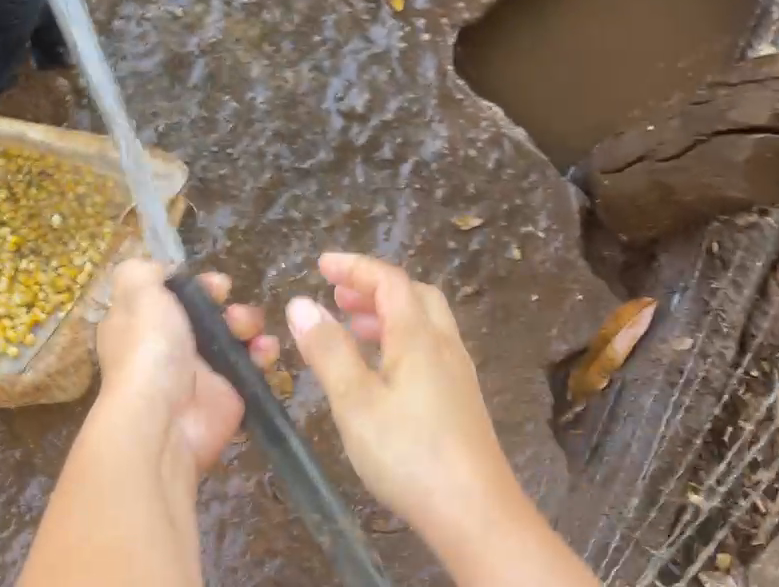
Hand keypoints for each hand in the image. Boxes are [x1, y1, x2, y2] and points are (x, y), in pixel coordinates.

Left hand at [94, 259, 279, 473]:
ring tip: (247, 331)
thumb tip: (163, 270)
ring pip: (234, 334)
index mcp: (144, 321)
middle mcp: (170, 344)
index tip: (215, 284)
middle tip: (231, 309)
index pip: (175, 293)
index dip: (197, 284)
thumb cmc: (149, 349)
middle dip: (227, 303)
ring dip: (249, 323)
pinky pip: (254, 365)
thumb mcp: (136, 293)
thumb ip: (142, 271)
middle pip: (209, 311)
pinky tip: (264, 351)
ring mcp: (201, 371)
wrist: (164, 420)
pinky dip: (264, 353)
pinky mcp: (229, 393)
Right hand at [285, 252, 517, 536]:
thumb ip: (328, 351)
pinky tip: (381, 372)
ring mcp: (458, 374)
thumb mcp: (356, 402)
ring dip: (386, 314)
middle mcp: (444, 345)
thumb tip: (300, 303)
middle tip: (337, 294)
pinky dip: (399, 340)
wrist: (478, 515)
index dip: (355, 266)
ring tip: (351, 328)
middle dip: (373, 287)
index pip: (388, 280)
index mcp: (419, 336)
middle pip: (413, 295)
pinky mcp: (461, 401)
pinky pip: (429, 348)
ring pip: (424, 323)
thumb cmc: (410, 454)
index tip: (321, 264)